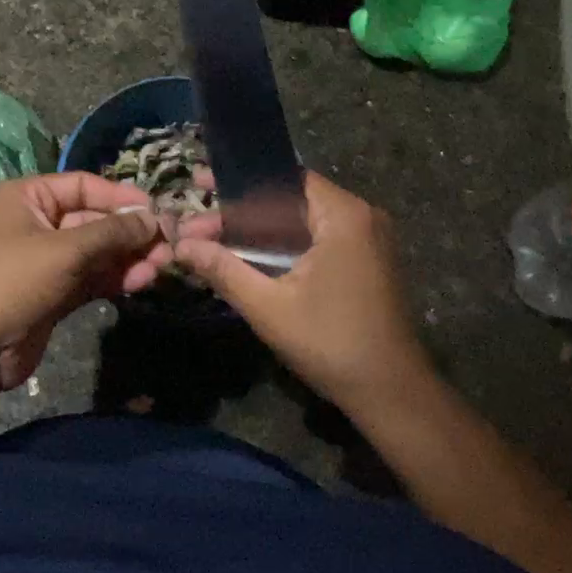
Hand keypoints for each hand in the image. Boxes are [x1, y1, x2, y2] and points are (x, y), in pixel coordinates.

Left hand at [0, 172, 168, 393]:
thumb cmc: (14, 281)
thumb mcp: (66, 250)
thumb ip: (112, 232)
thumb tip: (151, 218)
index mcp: (29, 198)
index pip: (83, 185)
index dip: (120, 196)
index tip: (156, 209)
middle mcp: (37, 223)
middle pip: (93, 219)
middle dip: (129, 232)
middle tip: (169, 243)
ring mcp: (47, 260)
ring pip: (97, 251)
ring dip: (128, 257)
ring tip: (163, 266)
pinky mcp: (55, 292)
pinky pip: (92, 277)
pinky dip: (116, 278)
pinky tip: (143, 281)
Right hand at [173, 172, 430, 410]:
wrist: (392, 394)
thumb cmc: (331, 344)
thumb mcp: (268, 307)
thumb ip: (223, 269)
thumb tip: (179, 245)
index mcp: (342, 216)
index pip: (283, 178)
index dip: (237, 182)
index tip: (199, 184)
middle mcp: (361, 216)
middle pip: (291, 198)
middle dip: (242, 209)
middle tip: (198, 220)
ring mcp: (368, 239)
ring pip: (302, 219)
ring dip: (261, 228)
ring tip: (214, 236)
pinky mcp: (366, 260)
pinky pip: (318, 237)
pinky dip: (284, 243)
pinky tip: (250, 256)